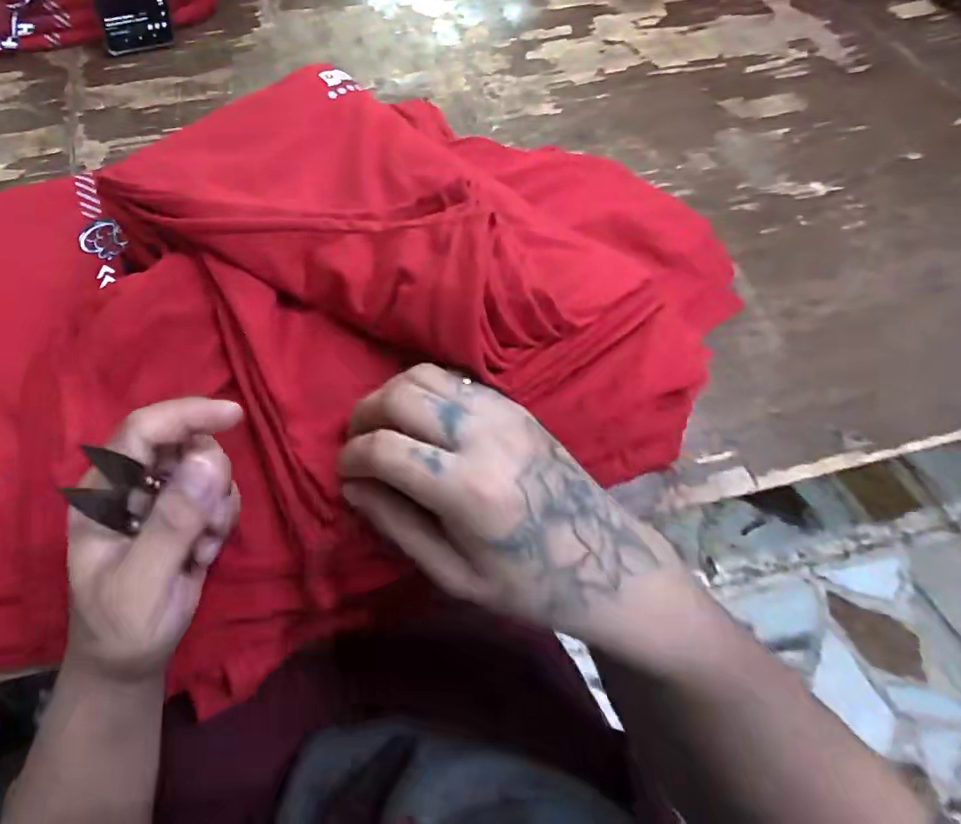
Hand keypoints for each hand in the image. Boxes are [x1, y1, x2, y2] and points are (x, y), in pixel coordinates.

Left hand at [65, 398, 242, 683]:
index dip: (185, 414)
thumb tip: (209, 459)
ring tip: (201, 550)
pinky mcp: (178, 513)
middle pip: (180, 443)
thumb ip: (173, 523)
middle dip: (207, 477)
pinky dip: (219, 519)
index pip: (141, 431)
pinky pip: (214, 492)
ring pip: (202, 465)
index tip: (234, 415)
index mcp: (101, 491)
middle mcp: (126, 484)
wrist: (126, 664)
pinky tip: (203, 555)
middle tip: (209, 527)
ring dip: (215, 505)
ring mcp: (154, 497)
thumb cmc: (121, 627)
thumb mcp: (143, 583)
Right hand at [340, 364, 690, 651]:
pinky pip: (449, 377)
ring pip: (420, 376)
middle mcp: (484, 439)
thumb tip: (350, 486)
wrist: (614, 567)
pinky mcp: (513, 405)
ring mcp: (502, 414)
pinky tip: (418, 419)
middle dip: (362, 416)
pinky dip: (419, 389)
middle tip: (357, 444)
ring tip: (383, 426)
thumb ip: (395, 524)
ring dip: (388, 395)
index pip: (384, 449)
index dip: (351, 457)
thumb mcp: (453, 575)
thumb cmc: (529, 584)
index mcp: (469, 491)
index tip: (345, 472)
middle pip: (397, 398)